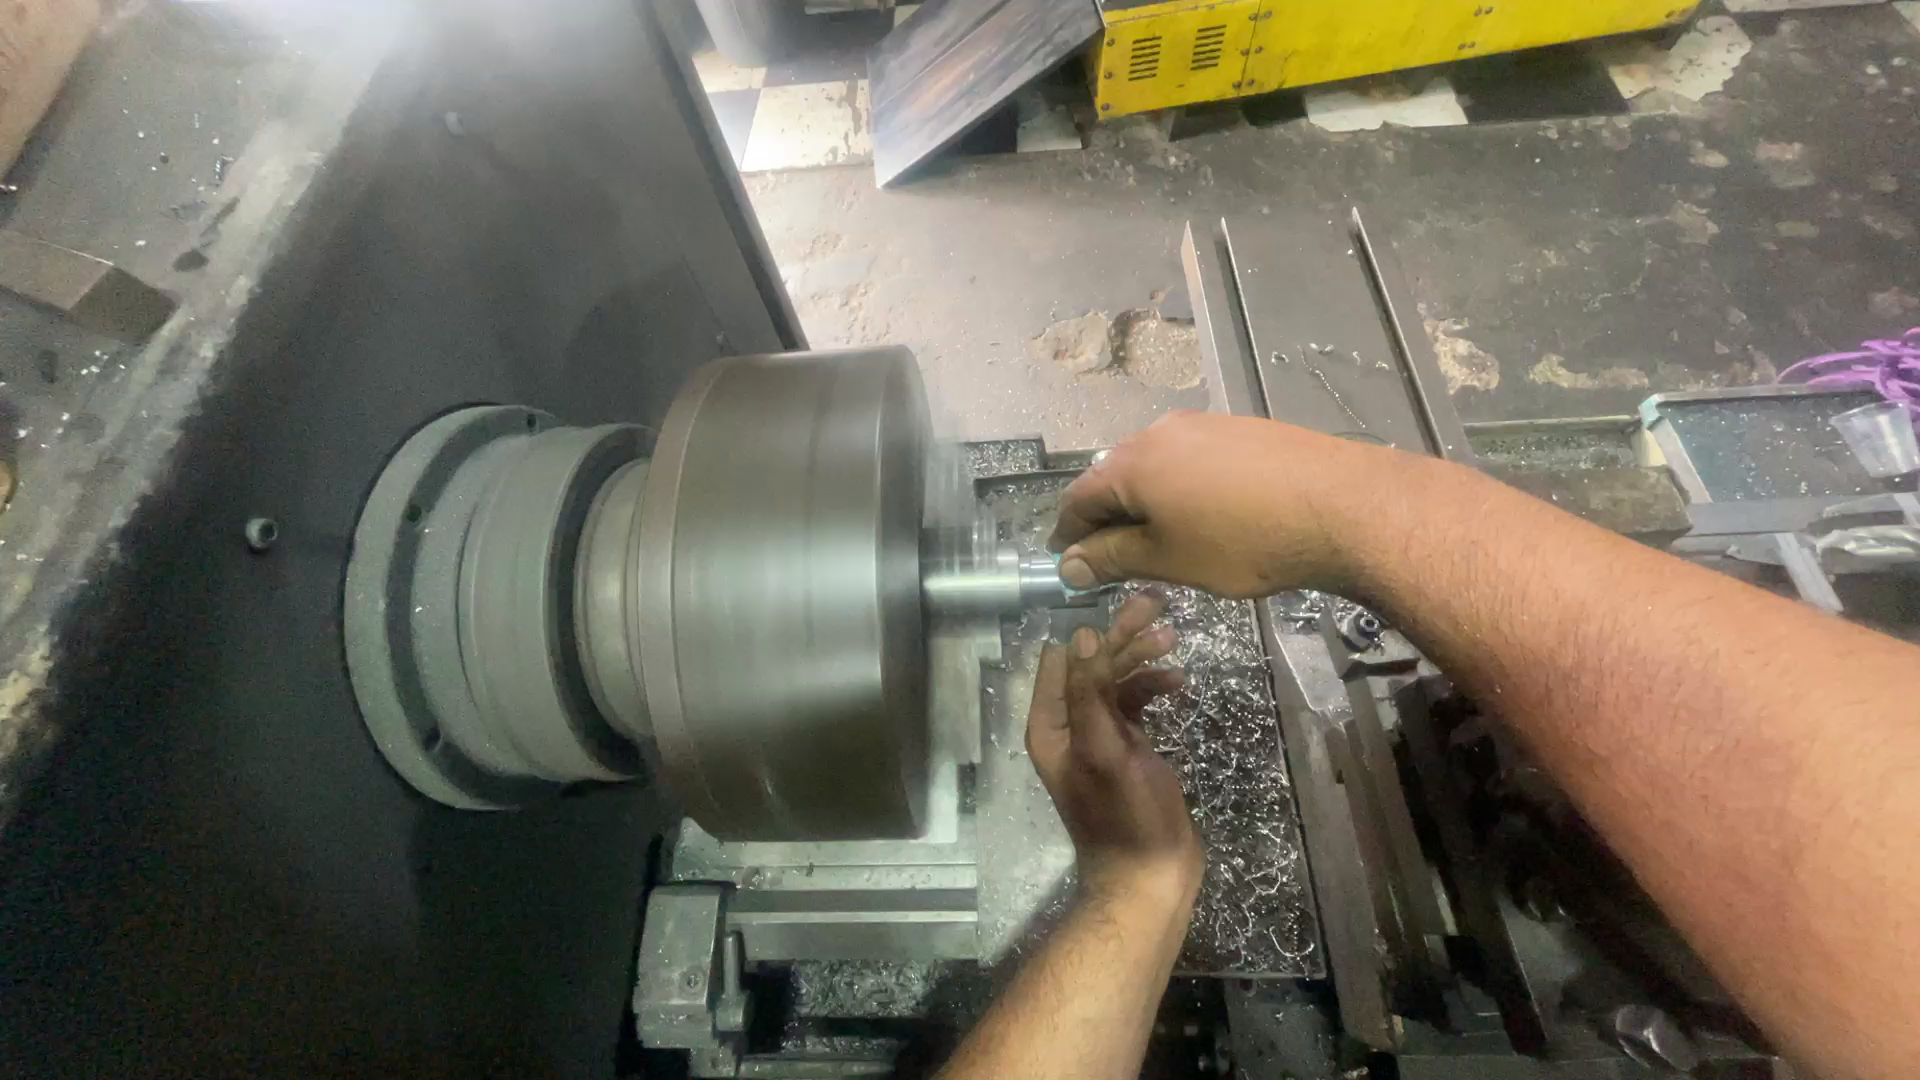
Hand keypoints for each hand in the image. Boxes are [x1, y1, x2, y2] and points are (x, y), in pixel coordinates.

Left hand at [1025, 592, 1202, 907]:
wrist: (1151, 875)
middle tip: (1158, 605)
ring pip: (1116, 680)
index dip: (1092, 632)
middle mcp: (1069, 723)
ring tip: (1173, 637)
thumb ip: (1088, 692)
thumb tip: (1079, 636)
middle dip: (1123, 637)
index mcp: (1050, 723)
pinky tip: (1178, 680)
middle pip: (1093, 665)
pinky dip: (1152, 687)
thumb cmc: (1123, 814)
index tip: (1127, 607)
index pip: (1063, 660)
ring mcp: (1099, 733)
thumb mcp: (1102, 749)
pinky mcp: (1126, 744)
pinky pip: (1134, 702)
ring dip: (1142, 658)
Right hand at [1047, 411, 1411, 598]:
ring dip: (1143, 502)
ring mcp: (1203, 424)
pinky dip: (1178, 487)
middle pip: (1113, 476)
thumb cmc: (1242, 541)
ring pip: (1153, 466)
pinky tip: (1203, 513)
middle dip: (1106, 517)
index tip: (1067, 561)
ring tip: (1158, 538)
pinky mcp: (1240, 429)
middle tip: (1112, 556)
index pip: (1078, 497)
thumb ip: (1110, 558)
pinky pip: (1189, 458)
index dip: (1067, 533)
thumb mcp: (1167, 559)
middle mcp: (1159, 431)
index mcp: (1131, 462)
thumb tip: (1068, 564)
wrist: (1343, 506)